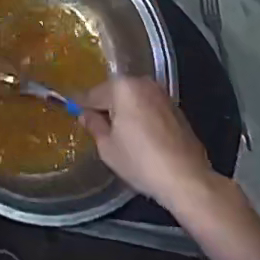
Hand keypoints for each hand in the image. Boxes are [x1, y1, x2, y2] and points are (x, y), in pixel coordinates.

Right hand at [80, 76, 215, 209]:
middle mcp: (142, 83)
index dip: (82, 105)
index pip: (94, 93)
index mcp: (122, 87)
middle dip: (106, 107)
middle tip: (99, 129)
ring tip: (121, 136)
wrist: (186, 177)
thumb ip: (94, 126)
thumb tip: (86, 115)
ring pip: (133, 98)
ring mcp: (161, 93)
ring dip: (125, 111)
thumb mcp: (108, 148)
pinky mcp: (175, 107)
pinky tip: (142, 138)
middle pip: (115, 92)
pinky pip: (149, 106)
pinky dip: (142, 116)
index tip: (73, 110)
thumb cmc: (141, 161)